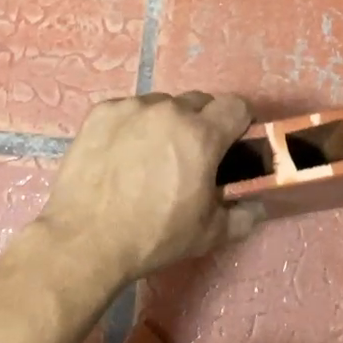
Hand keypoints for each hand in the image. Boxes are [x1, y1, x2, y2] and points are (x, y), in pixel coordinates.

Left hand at [37, 92, 265, 284]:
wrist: (85, 239)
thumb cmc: (154, 236)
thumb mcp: (208, 234)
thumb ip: (243, 215)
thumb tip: (258, 206)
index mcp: (201, 134)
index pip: (236, 106)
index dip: (238, 123)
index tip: (231, 144)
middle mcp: (169, 110)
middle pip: (198, 103)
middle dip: (201, 124)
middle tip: (189, 157)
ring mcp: (132, 107)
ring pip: (162, 105)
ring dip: (165, 124)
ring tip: (149, 158)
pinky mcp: (102, 112)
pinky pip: (129, 110)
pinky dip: (131, 126)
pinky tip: (120, 155)